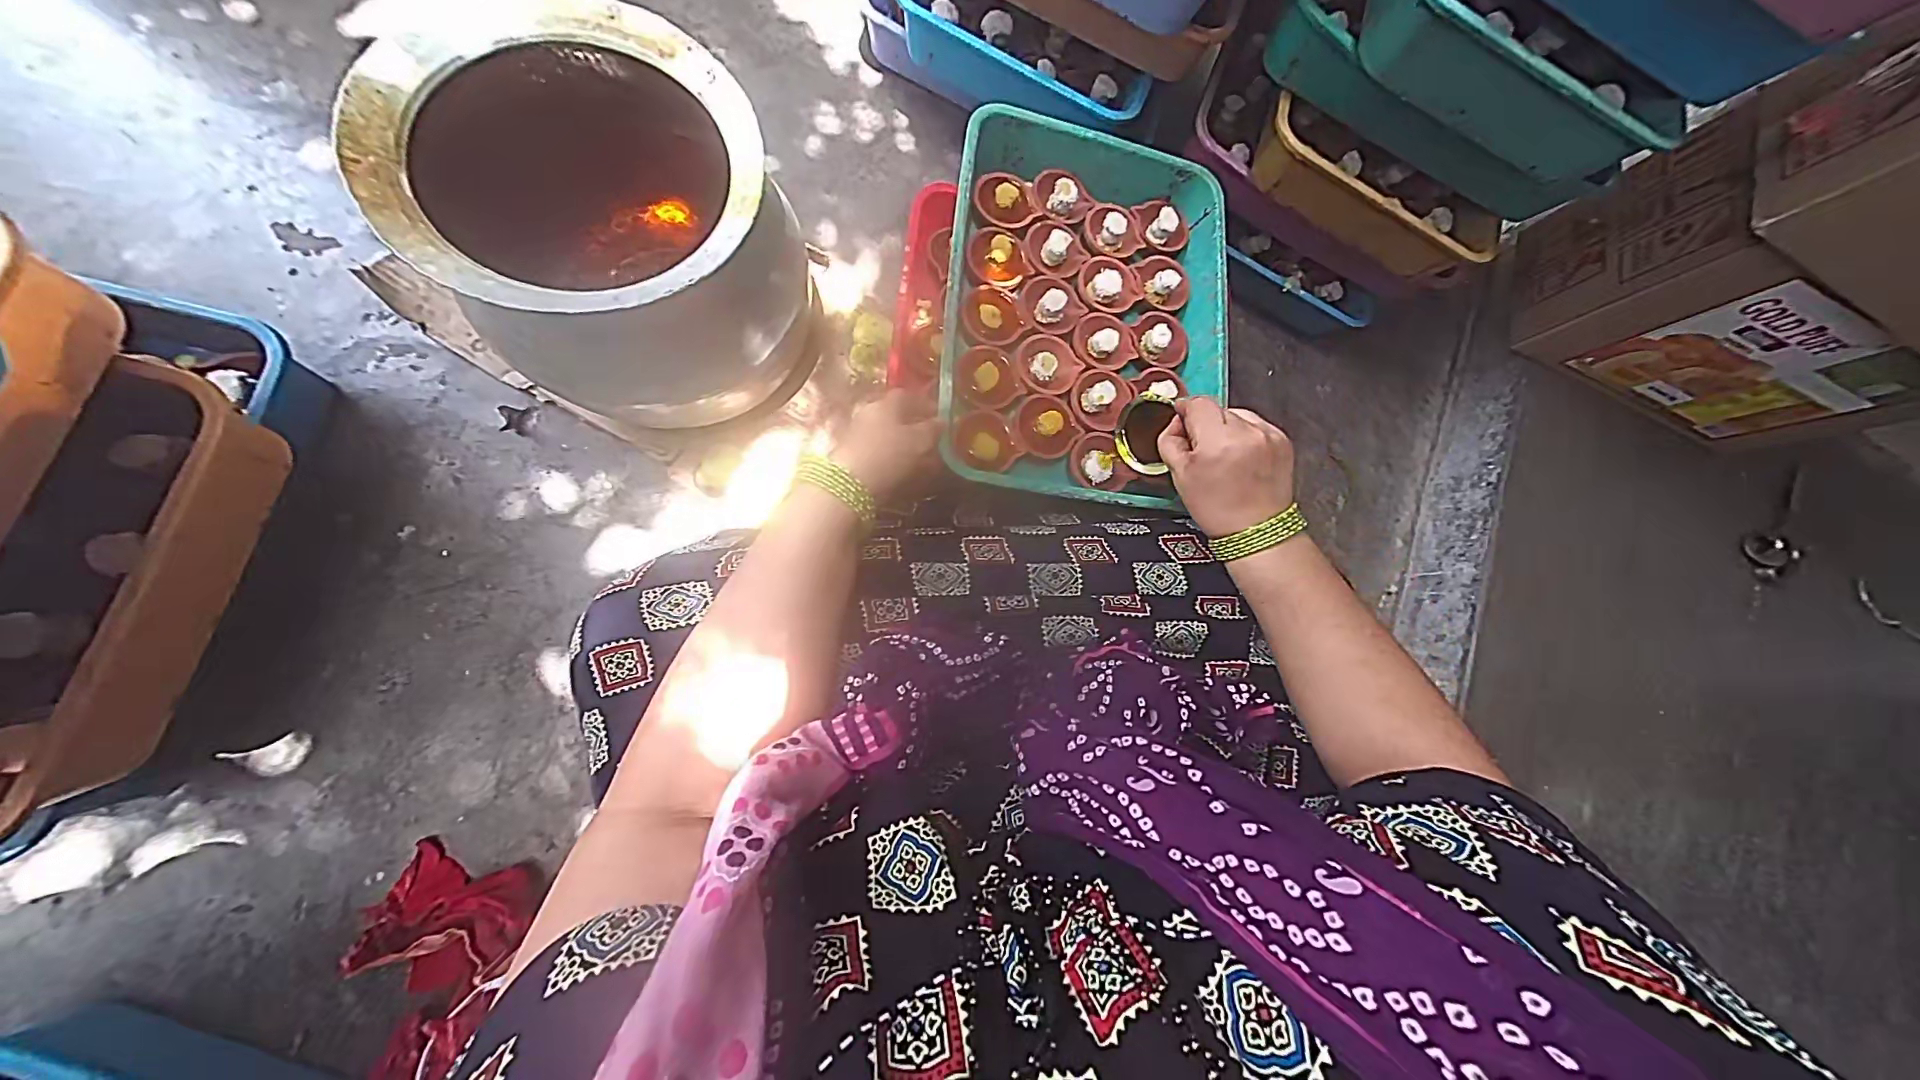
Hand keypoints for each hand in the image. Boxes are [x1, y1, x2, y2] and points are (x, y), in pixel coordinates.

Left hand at [831, 388, 940, 502]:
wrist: (849, 484)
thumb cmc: (890, 455)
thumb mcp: (920, 441)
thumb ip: (934, 429)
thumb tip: (943, 420)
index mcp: (887, 403)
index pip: (908, 395)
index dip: (925, 404)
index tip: (940, 416)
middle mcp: (869, 411)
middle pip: (895, 414)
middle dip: (913, 424)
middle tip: (931, 438)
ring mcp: (856, 432)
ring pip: (885, 432)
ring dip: (901, 441)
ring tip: (918, 457)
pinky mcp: (849, 453)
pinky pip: (876, 448)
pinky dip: (890, 454)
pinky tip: (900, 467)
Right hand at [1158, 398, 1295, 536]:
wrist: (1256, 530)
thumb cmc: (1218, 508)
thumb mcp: (1179, 476)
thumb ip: (1170, 441)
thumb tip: (1175, 423)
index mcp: (1218, 441)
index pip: (1197, 404)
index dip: (1184, 410)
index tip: (1180, 420)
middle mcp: (1247, 432)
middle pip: (1216, 409)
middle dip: (1204, 424)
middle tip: (1200, 450)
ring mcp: (1268, 434)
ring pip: (1236, 415)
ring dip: (1225, 429)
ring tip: (1222, 457)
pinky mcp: (1281, 440)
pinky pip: (1254, 426)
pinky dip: (1244, 436)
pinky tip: (1239, 458)